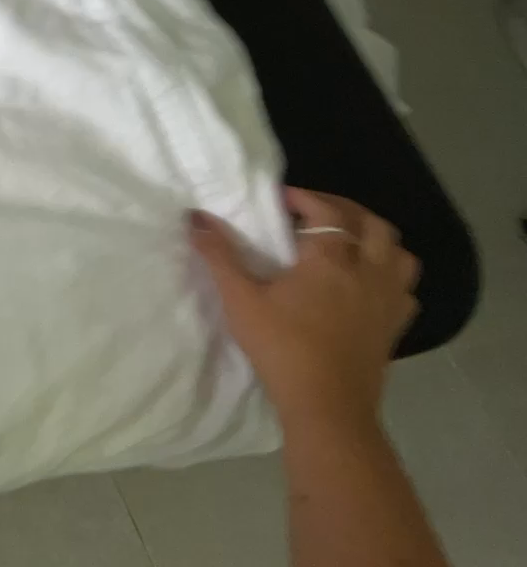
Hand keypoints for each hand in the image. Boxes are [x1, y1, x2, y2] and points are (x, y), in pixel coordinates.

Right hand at [190, 188, 419, 434]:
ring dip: (373, 236)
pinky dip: (386, 269)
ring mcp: (388, 300)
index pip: (329, 214)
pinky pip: (403, 284)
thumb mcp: (238, 296)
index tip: (279, 196)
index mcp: (330, 262)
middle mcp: (368, 273)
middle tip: (310, 209)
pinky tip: (363, 278)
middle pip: (374, 226)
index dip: (306, 198)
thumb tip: (195, 217)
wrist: (326, 401)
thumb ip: (218, 254)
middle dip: (343, 209)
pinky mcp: (394, 323)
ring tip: (342, 238)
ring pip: (398, 253)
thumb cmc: (279, 343)